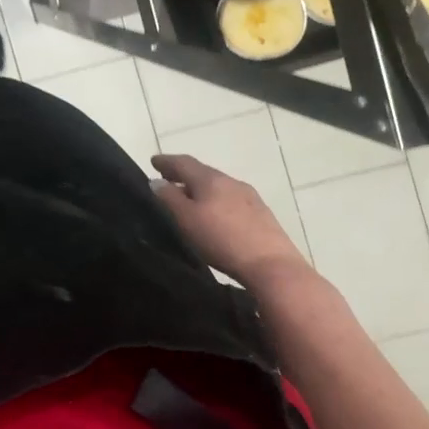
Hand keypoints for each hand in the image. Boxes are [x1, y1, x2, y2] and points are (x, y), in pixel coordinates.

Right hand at [152, 153, 309, 287]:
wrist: (275, 268)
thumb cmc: (222, 240)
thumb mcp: (186, 219)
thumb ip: (168, 198)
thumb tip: (157, 182)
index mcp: (210, 179)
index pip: (183, 162)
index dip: (166, 161)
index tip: (153, 161)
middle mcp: (231, 182)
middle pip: (203, 172)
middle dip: (183, 174)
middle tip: (168, 179)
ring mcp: (251, 198)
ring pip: (219, 187)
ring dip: (202, 189)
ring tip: (190, 200)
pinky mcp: (263, 216)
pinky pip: (232, 200)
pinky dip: (218, 201)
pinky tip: (216, 216)